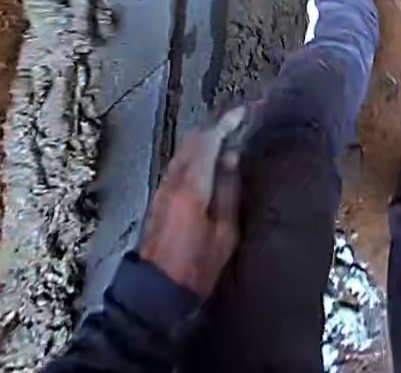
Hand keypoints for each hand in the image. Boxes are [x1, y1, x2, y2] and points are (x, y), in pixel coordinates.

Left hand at [137, 108, 246, 296]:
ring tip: (227, 137)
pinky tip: (209, 159)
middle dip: (216, 125)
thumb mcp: (224, 234)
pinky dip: (196, 151)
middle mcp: (174, 176)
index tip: (243, 111)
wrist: (157, 288)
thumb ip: (228, 190)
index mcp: (192, 184)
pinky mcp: (161, 192)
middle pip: (194, 137)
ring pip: (186, 147)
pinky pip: (180, 160)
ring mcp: (164, 183)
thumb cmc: (196, 267)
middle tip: (238, 122)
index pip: (209, 139)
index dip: (227, 121)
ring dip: (205, 137)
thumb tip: (231, 157)